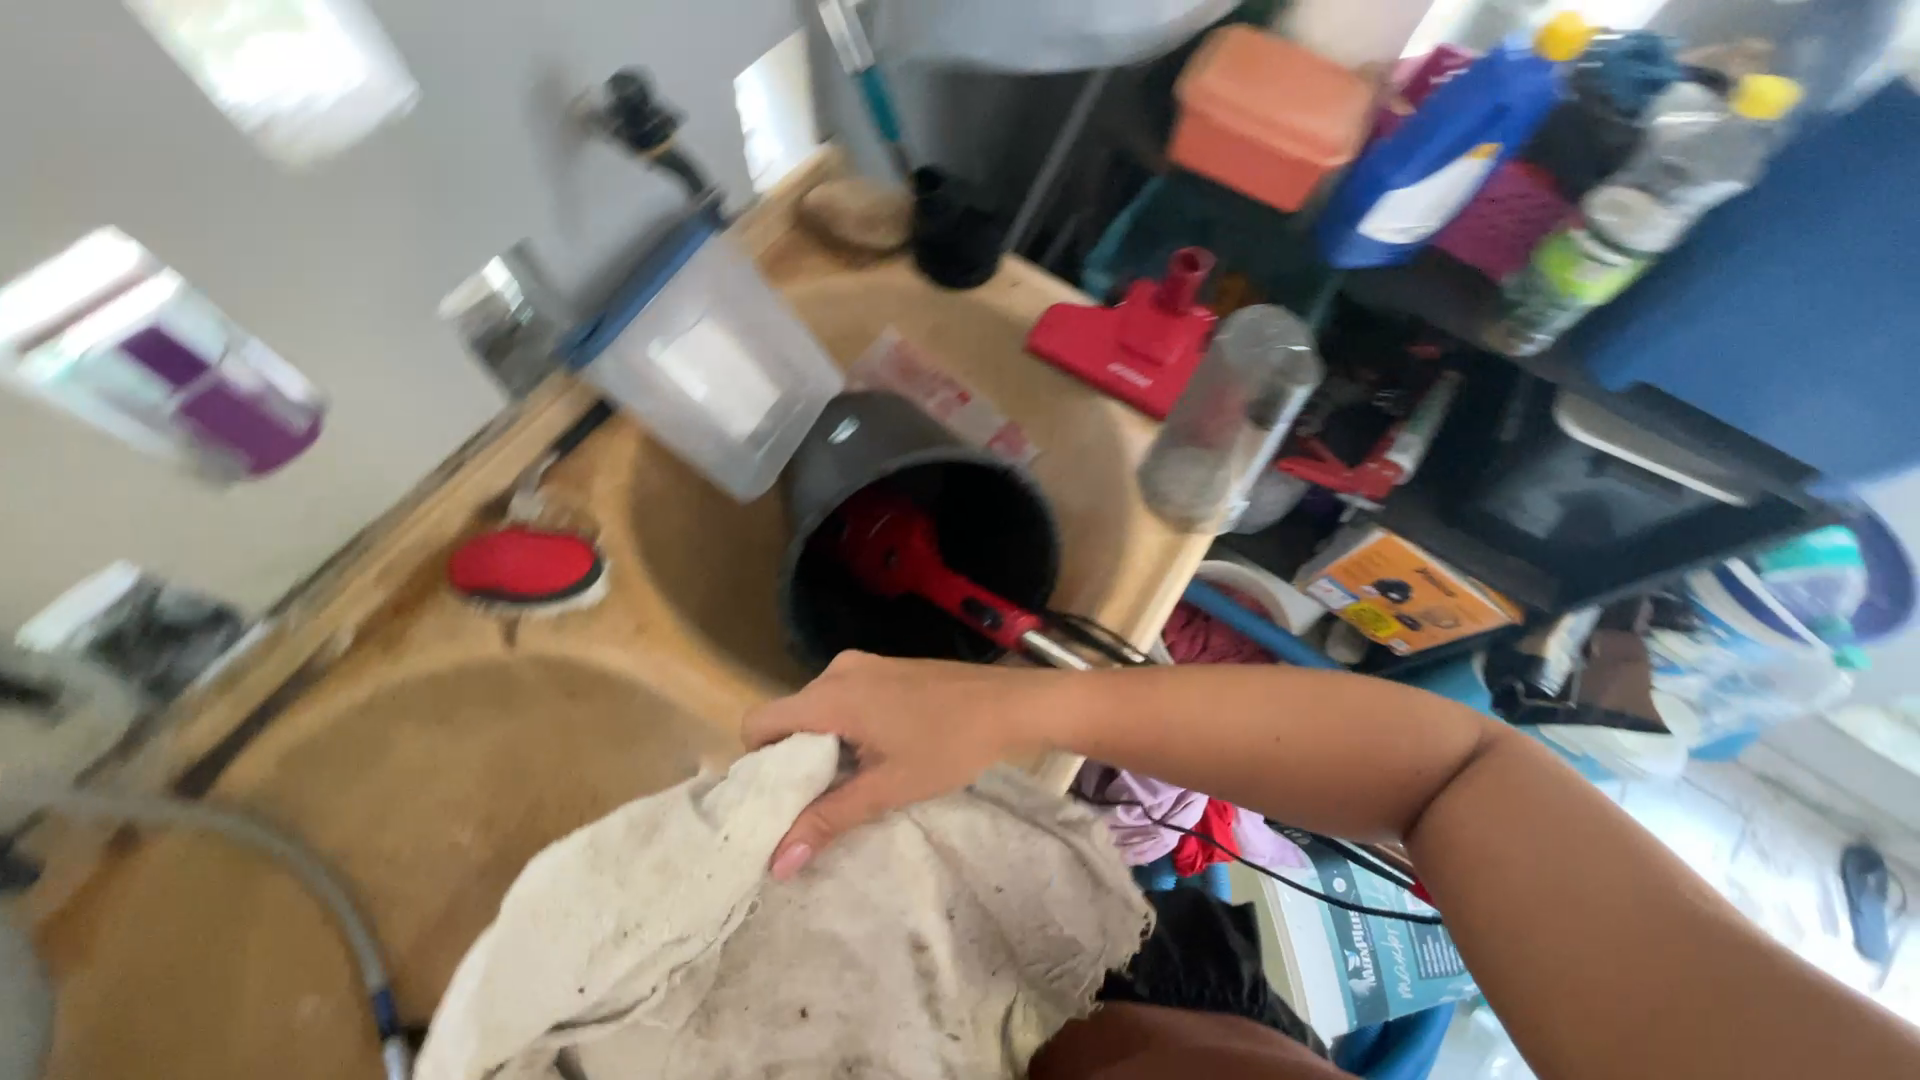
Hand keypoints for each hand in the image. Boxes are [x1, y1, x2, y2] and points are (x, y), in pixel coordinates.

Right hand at [742, 651, 1065, 879]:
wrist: (1009, 704)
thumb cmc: (948, 745)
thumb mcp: (887, 788)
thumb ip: (829, 820)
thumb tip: (778, 864)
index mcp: (830, 696)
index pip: (759, 722)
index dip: (758, 763)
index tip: (781, 797)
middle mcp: (837, 671)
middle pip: (787, 717)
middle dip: (793, 760)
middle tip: (817, 801)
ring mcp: (863, 664)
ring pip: (816, 709)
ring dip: (822, 745)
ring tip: (852, 781)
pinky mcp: (884, 667)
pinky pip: (842, 698)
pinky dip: (844, 726)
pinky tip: (877, 752)